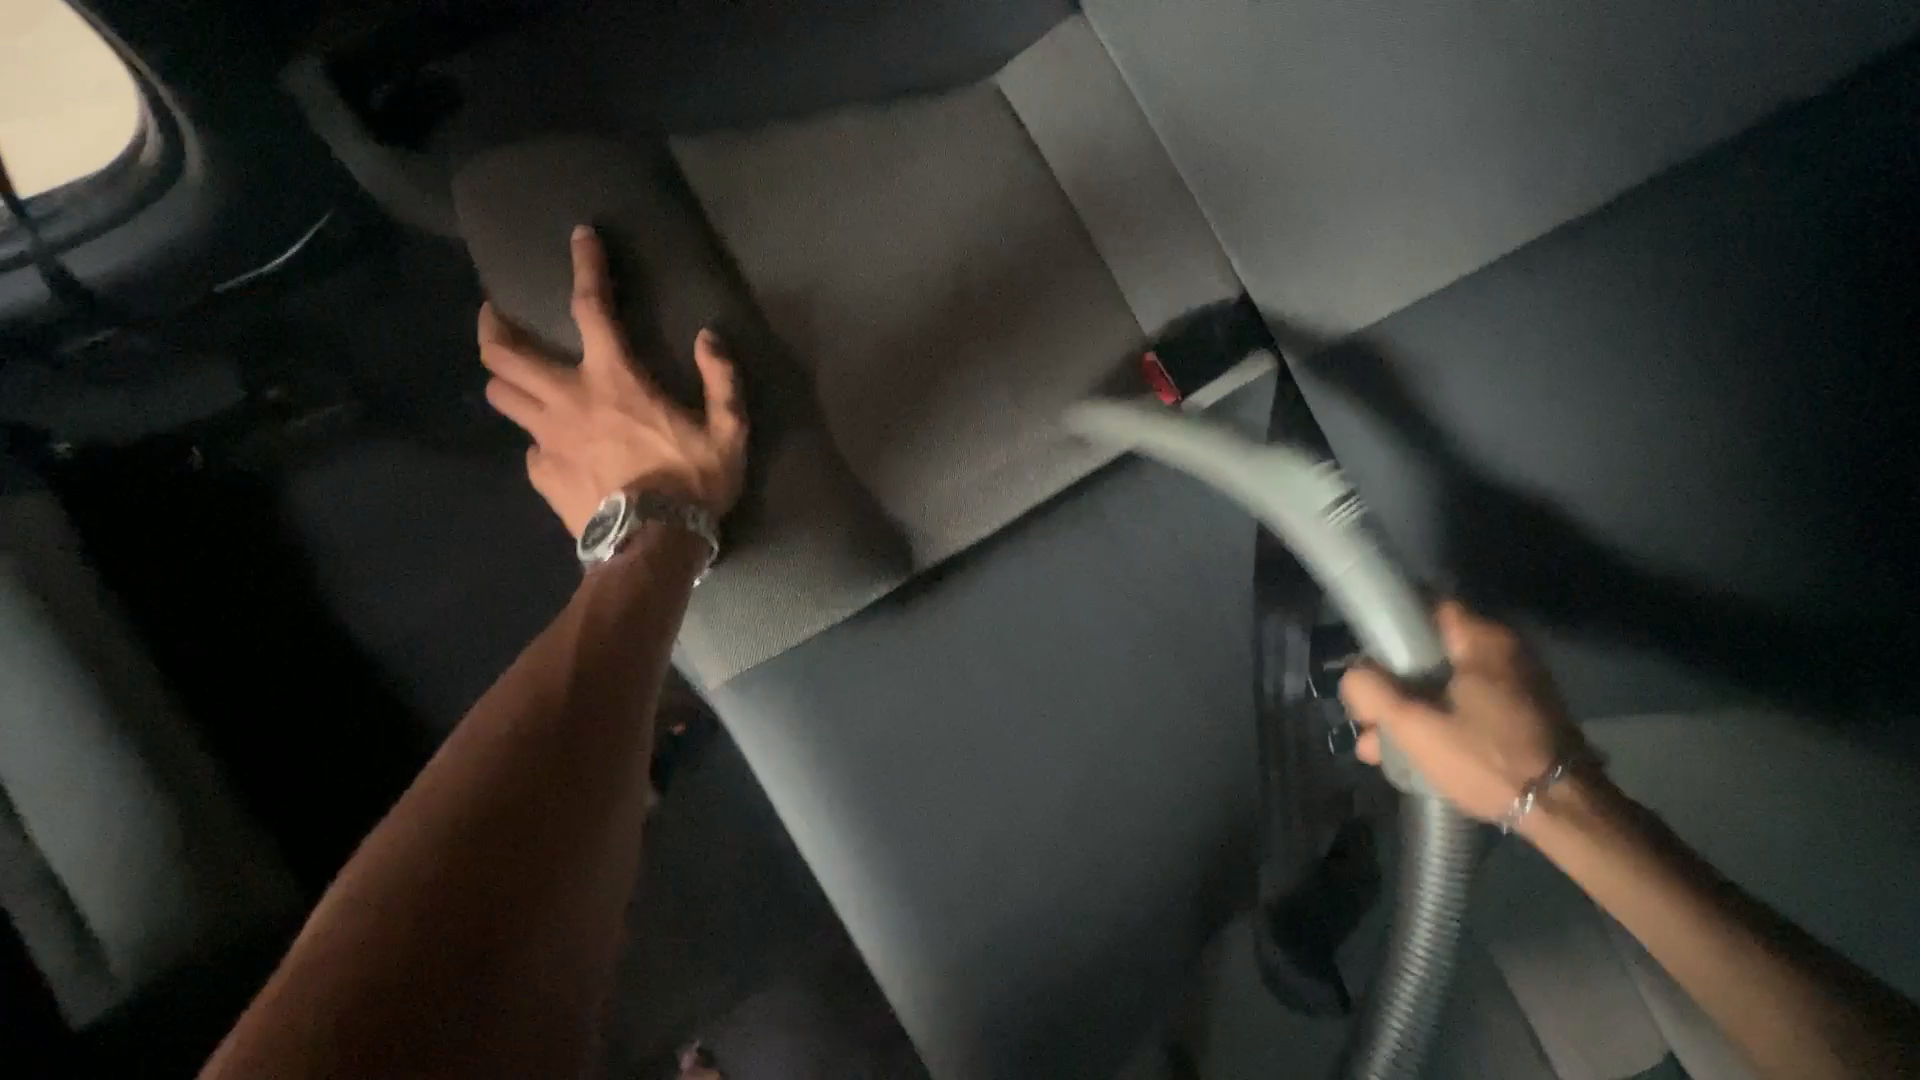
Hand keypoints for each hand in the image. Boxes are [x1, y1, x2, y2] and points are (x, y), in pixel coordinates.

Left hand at [477, 225, 748, 536]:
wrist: (653, 544)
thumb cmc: (692, 483)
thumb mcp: (729, 431)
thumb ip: (721, 380)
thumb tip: (709, 337)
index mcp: (615, 379)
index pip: (592, 305)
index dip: (586, 265)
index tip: (579, 235)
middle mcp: (567, 398)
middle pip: (503, 353)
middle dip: (492, 326)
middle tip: (496, 317)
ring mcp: (547, 438)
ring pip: (500, 395)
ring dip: (503, 380)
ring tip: (512, 377)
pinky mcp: (542, 473)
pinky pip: (527, 446)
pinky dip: (537, 438)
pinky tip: (552, 446)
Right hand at [1338, 600, 1589, 822]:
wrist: (1564, 814)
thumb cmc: (1485, 758)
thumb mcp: (1412, 724)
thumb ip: (1370, 691)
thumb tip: (1354, 675)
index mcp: (1484, 642)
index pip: (1427, 607)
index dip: (1390, 626)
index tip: (1366, 656)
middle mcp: (1505, 655)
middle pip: (1429, 653)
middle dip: (1391, 685)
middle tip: (1367, 715)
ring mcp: (1518, 688)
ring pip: (1445, 686)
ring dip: (1410, 711)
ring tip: (1378, 748)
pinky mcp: (1522, 719)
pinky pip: (1467, 708)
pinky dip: (1439, 723)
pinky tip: (1412, 757)